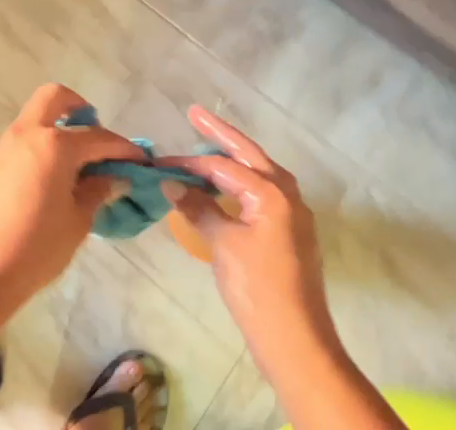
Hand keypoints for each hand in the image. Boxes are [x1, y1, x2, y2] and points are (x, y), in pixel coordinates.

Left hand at [0, 84, 142, 301]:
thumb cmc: (39, 246)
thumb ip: (98, 190)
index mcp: (54, 145)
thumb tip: (115, 177)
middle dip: (79, 108)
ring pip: (36, 116)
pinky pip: (23, 138)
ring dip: (58, 127)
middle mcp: (27, 134)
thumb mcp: (79, 220)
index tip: (140, 159)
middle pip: (55, 97)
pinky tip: (55, 176)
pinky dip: (42, 144)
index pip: (97, 137)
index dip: (123, 147)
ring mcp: (6, 145)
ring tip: (78, 163)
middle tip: (96, 139)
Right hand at [158, 106, 340, 368]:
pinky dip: (241, 182)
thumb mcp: (222, 244)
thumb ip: (197, 208)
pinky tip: (225, 187)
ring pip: (259, 173)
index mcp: (272, 192)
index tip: (159, 163)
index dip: (189, 163)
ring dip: (233, 159)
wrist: (296, 340)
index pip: (223, 165)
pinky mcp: (290, 233)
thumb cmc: (257, 288)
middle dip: (221, 135)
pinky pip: (263, 194)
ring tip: (207, 145)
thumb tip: (172, 184)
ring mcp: (293, 214)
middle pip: (249, 155)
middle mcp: (288, 194)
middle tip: (195, 115)